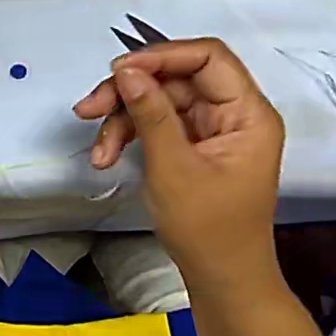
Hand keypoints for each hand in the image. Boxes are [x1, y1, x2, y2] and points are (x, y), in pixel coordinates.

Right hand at [73, 39, 286, 300]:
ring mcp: (208, 128)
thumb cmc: (208, 229)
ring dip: (120, 118)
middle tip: (89, 109)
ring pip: (156, 100)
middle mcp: (230, 113)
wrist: (220, 279)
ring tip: (98, 150)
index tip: (119, 71)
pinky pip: (153, 122)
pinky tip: (106, 156)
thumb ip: (151, 113)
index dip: (161, 56)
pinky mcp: (189, 144)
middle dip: (129, 93)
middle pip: (173, 78)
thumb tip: (126, 71)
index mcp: (247, 113)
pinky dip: (127, 135)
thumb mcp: (174, 167)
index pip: (208, 58)